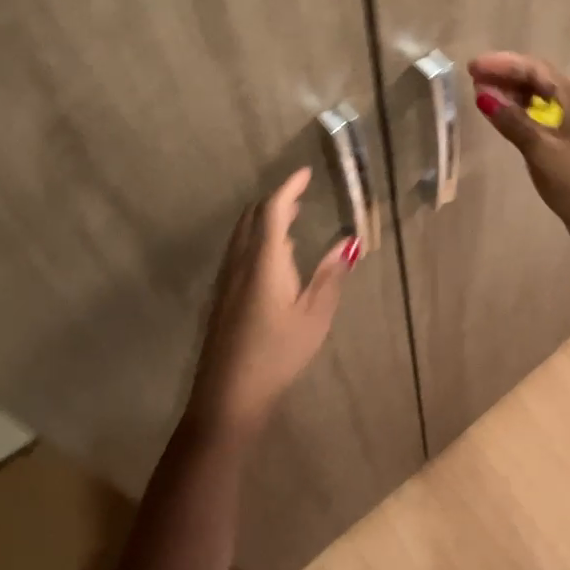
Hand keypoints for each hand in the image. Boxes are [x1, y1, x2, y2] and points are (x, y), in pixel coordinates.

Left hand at [185, 168, 358, 443]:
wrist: (228, 396)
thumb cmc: (277, 354)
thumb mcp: (314, 317)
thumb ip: (329, 276)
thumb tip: (348, 243)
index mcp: (264, 261)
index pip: (273, 209)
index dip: (289, 188)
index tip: (305, 173)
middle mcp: (240, 261)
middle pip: (253, 217)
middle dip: (276, 201)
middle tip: (301, 196)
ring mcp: (226, 279)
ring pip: (243, 234)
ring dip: (265, 220)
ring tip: (291, 220)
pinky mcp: (221, 297)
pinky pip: (238, 251)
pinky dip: (256, 239)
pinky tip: (274, 259)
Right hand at [469, 52, 569, 254]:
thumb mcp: (540, 149)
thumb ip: (511, 120)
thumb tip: (483, 95)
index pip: (535, 69)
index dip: (502, 64)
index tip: (472, 67)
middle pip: (538, 81)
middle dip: (505, 77)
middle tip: (472, 79)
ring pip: (541, 99)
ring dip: (512, 95)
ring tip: (482, 96)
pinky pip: (544, 118)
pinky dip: (522, 114)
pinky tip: (504, 119)